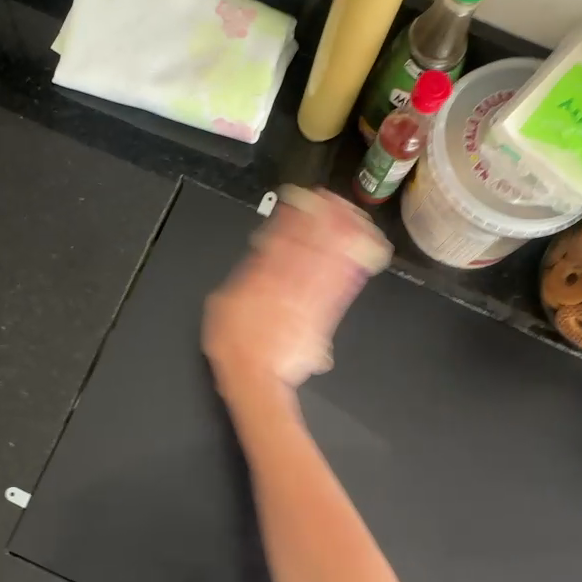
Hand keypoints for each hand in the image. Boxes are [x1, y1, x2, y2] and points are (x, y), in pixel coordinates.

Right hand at [203, 186, 389, 400]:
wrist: (254, 380)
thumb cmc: (235, 348)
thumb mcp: (223, 306)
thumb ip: (241, 282)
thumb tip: (253, 264)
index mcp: (260, 280)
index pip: (282, 241)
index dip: (296, 219)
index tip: (306, 201)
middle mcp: (286, 287)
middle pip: (308, 248)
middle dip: (323, 224)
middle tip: (336, 203)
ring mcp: (305, 303)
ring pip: (325, 265)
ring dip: (339, 240)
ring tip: (352, 220)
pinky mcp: (319, 319)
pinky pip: (335, 290)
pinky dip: (346, 270)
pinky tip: (358, 256)